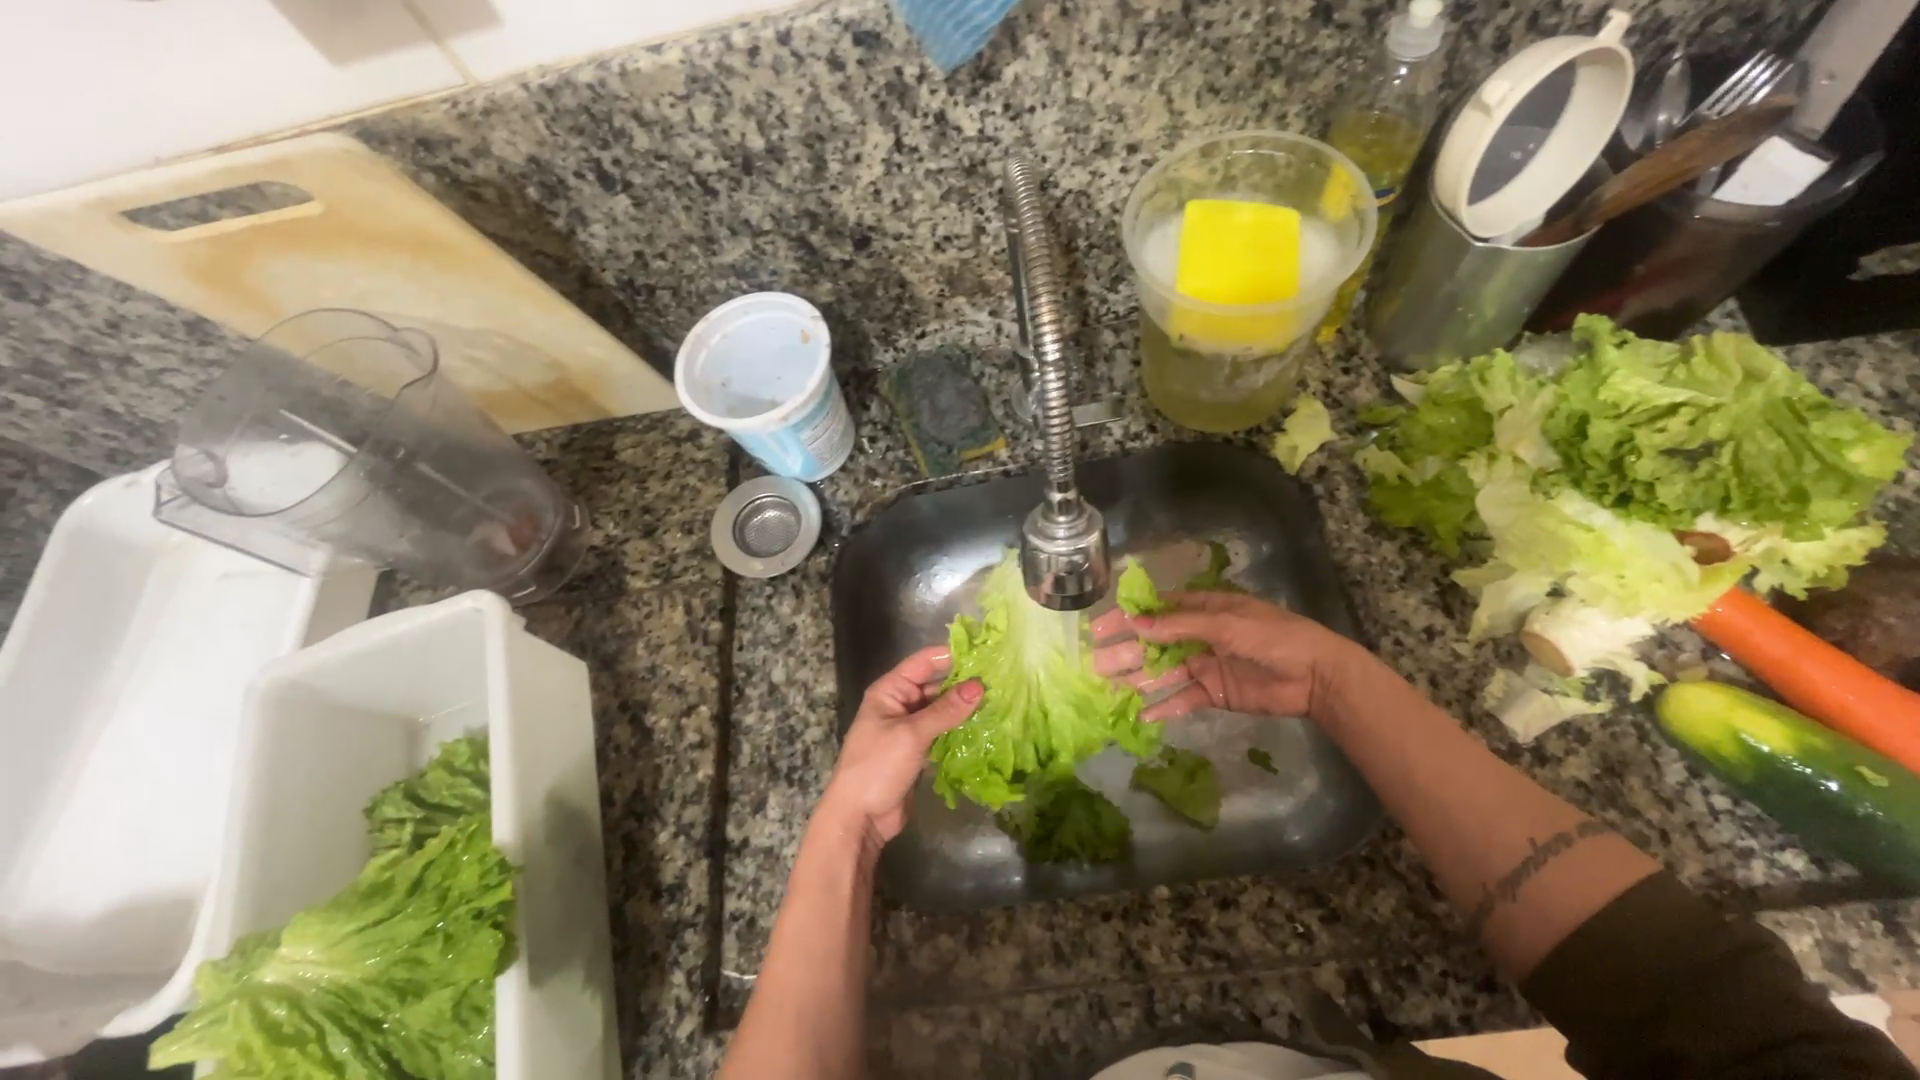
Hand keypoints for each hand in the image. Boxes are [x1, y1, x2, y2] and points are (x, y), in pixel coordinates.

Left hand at [818, 644, 981, 851]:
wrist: (859, 817)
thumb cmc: (877, 767)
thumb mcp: (912, 734)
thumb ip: (946, 710)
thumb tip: (979, 686)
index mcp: (890, 691)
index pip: (923, 662)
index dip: (952, 655)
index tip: (985, 652)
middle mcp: (900, 704)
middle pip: (936, 685)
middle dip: (964, 682)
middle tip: (1001, 680)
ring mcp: (909, 729)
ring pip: (942, 709)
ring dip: (965, 707)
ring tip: (1000, 700)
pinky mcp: (919, 751)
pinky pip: (943, 732)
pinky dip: (961, 729)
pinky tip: (986, 727)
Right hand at [1091, 591, 1374, 724]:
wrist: (1316, 676)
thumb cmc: (1274, 637)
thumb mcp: (1227, 624)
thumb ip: (1180, 626)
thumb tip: (1136, 624)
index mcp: (1204, 610)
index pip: (1157, 612)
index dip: (1128, 619)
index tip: (1100, 629)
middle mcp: (1199, 635)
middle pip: (1154, 642)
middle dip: (1126, 651)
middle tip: (1095, 663)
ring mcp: (1205, 665)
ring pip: (1163, 671)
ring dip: (1138, 677)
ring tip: (1109, 687)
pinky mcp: (1214, 693)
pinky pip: (1183, 698)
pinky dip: (1164, 705)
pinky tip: (1142, 714)